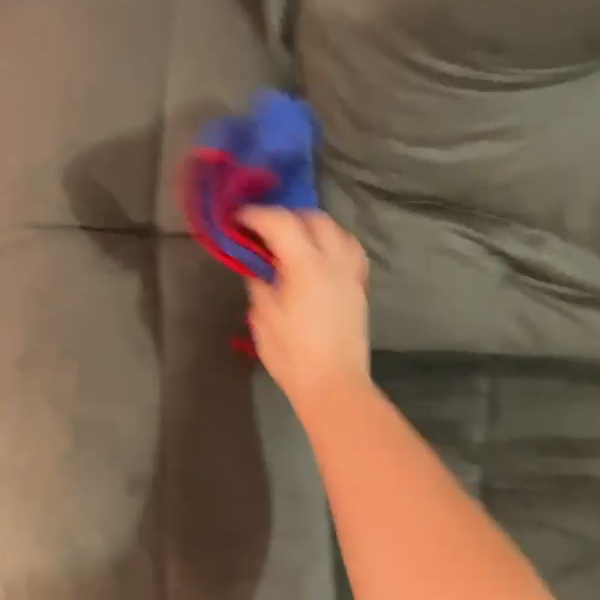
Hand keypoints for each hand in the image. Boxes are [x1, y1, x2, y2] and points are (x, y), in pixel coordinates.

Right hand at [238, 207, 371, 406]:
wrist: (333, 384)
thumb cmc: (292, 356)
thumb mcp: (263, 320)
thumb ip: (260, 285)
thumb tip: (259, 269)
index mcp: (305, 266)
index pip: (280, 223)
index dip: (257, 216)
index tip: (239, 220)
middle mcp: (333, 261)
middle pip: (313, 219)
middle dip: (287, 218)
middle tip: (265, 231)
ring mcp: (351, 274)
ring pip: (337, 230)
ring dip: (314, 227)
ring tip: (295, 241)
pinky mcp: (360, 288)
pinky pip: (351, 251)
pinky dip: (335, 244)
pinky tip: (323, 257)